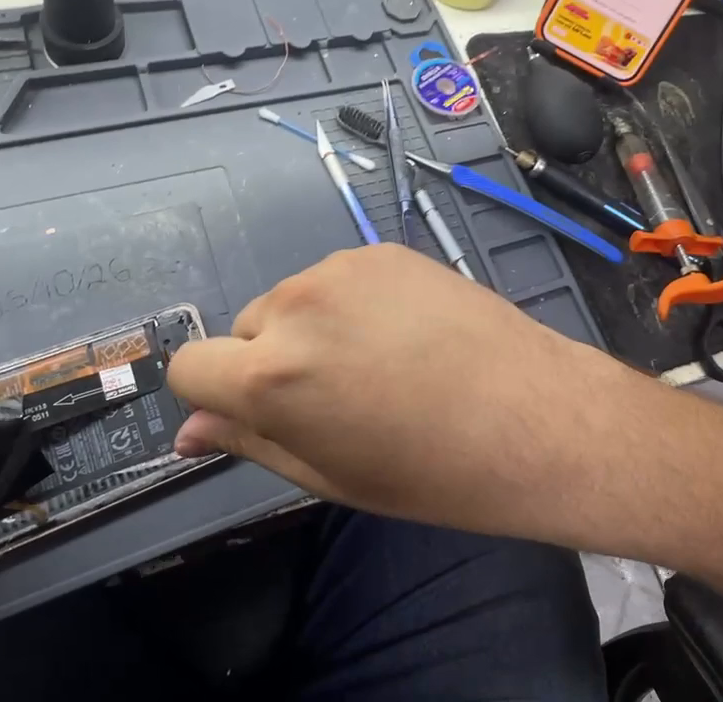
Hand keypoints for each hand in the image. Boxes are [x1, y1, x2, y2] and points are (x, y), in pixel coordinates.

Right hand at [168, 244, 659, 541]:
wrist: (533, 414)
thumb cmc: (430, 470)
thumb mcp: (329, 474)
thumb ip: (250, 442)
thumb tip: (189, 430)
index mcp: (271, 373)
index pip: (188, 365)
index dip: (214, 393)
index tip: (256, 412)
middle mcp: (295, 304)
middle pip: (246, 328)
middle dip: (271, 360)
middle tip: (337, 395)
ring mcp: (342, 267)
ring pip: (294, 301)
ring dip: (313, 329)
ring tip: (380, 362)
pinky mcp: (384, 249)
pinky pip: (340, 279)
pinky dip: (353, 303)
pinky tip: (407, 332)